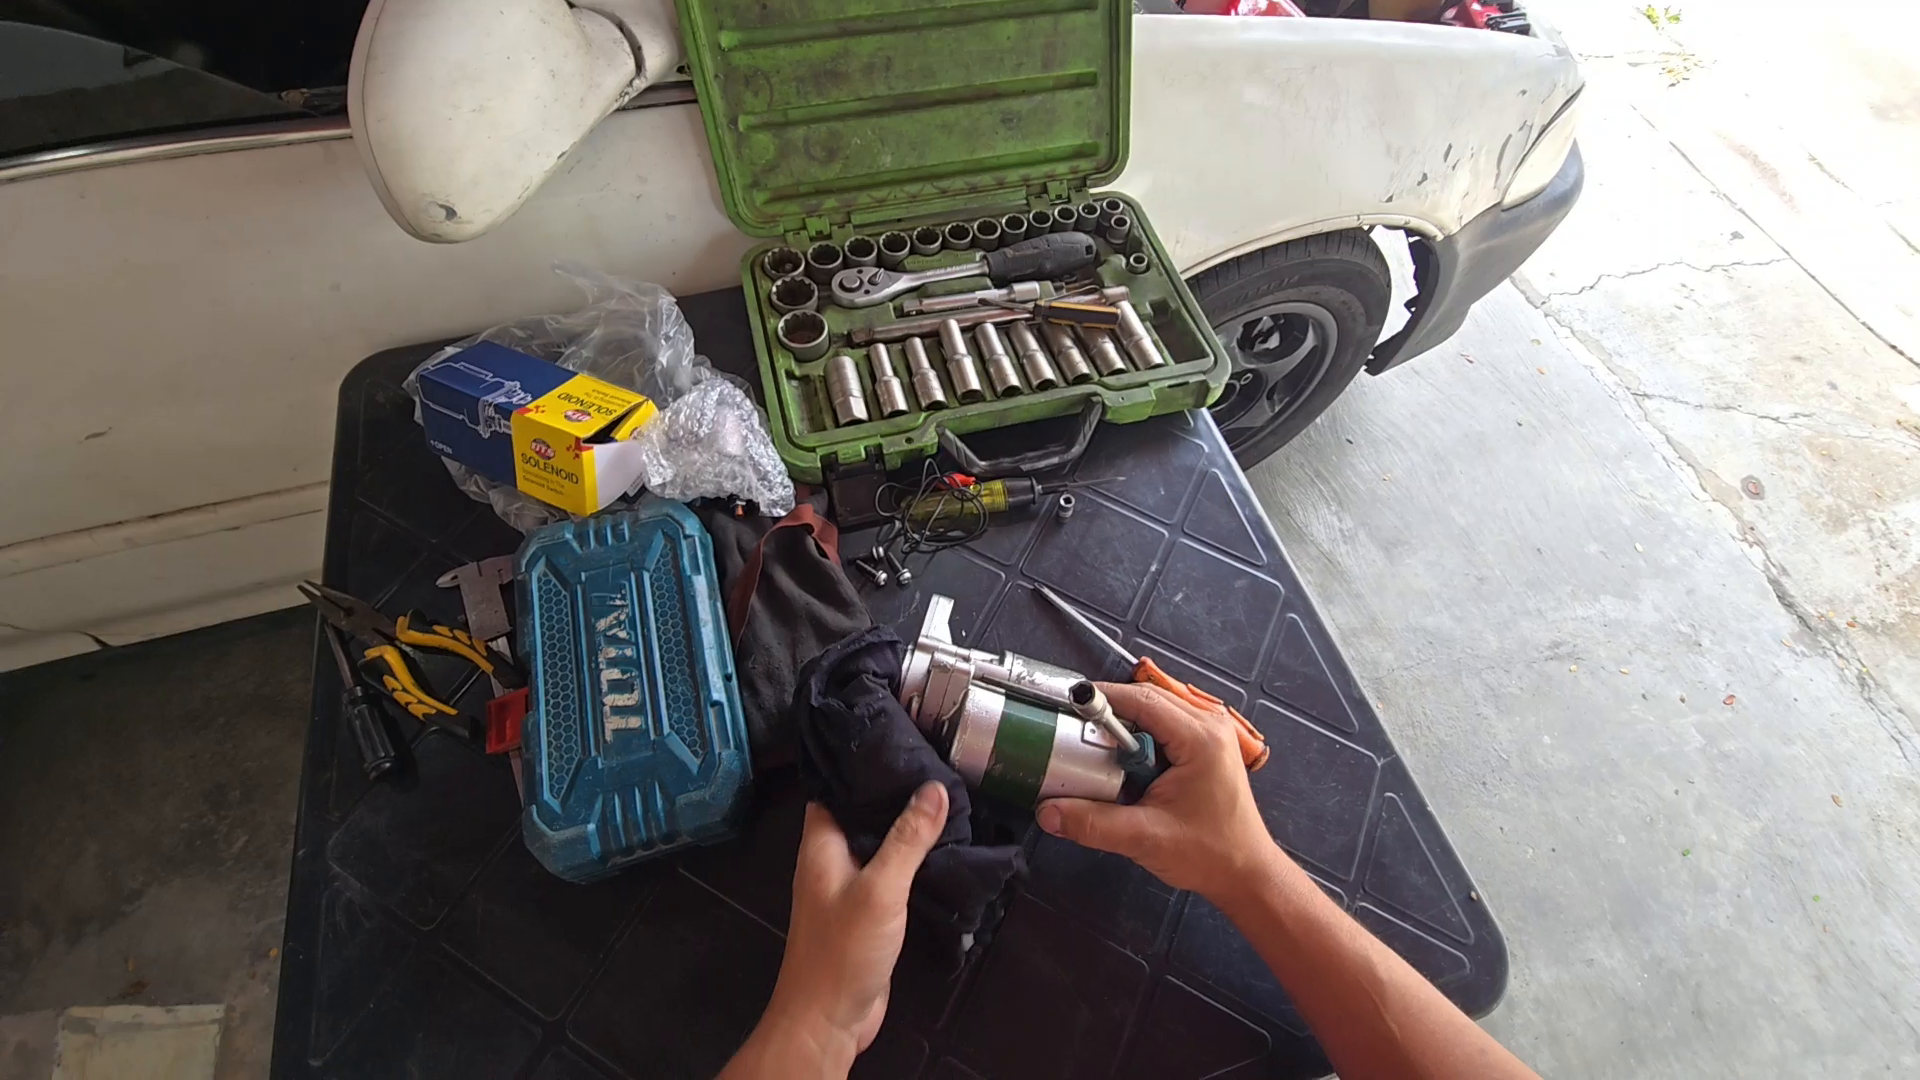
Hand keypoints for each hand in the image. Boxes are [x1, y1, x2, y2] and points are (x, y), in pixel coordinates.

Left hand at [749, 783, 948, 1073]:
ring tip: (943, 791)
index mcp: (821, 841)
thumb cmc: (842, 950)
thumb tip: (935, 787)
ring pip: (877, 837)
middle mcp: (831, 855)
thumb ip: (908, 839)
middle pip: (860, 808)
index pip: (835, 783)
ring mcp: (848, 881)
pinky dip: (910, 852)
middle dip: (891, 786)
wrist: (829, 1021)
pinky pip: (888, 866)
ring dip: (904, 821)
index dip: (860, 759)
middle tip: (931, 757)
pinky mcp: (867, 905)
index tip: (894, 735)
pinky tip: (940, 842)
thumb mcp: (880, 888)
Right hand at [1037, 683, 1282, 906]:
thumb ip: (1093, 823)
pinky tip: (1121, 757)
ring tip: (1095, 746)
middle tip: (1075, 731)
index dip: (1102, 698)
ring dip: (1123, 723)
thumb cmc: (1211, 854)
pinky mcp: (1203, 743)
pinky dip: (1137, 733)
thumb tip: (1049, 812)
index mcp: (1201, 739)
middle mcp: (1209, 725)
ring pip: (1152, 708)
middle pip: (1145, 698)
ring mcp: (1209, 732)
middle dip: (1109, 712)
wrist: (1246, 874)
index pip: (1142, 700)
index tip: (1069, 705)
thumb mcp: (1145, 838)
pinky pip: (1161, 722)